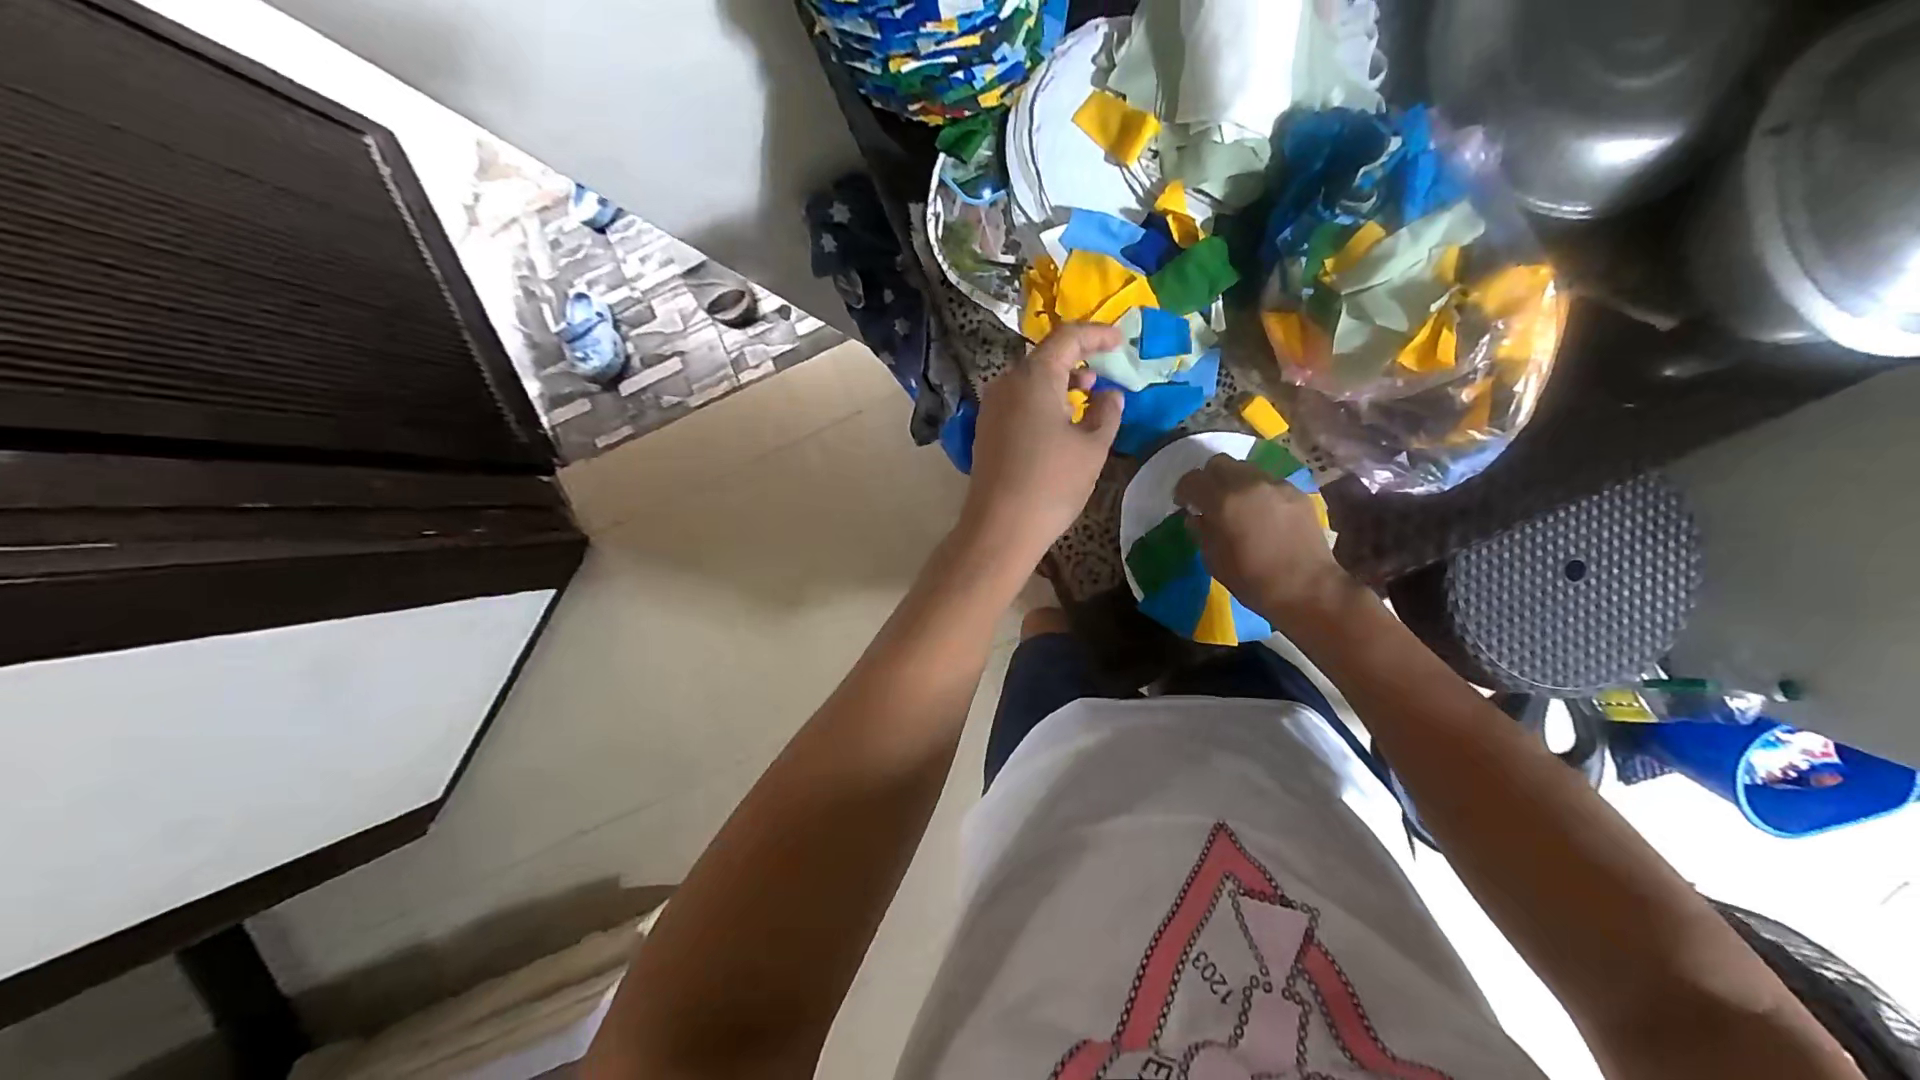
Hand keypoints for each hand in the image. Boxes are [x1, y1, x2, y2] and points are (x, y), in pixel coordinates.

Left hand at [961, 323, 1124, 559]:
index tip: (1121, 342)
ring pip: (1030, 380)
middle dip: (1079, 359)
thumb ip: (1107, 413)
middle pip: (1045, 357)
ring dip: (1061, 382)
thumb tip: (1110, 396)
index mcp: (1033, 378)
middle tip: (1106, 372)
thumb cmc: (1051, 483)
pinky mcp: (986, 430)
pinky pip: (1018, 401)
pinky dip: (1043, 400)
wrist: (999, 528)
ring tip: (1088, 397)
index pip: (1067, 338)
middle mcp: (1006, 384)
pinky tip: (1061, 422)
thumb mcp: (1092, 447)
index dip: (1097, 335)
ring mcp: (991, 407)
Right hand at [1174, 455, 1353, 627]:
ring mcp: (1276, 485)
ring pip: (1246, 469)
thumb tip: (1197, 516)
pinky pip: (1269, 482)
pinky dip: (1259, 491)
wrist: (1307, 588)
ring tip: (1238, 504)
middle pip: (1219, 463)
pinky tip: (1263, 513)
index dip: (1183, 490)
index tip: (1184, 504)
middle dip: (1209, 478)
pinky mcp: (1297, 492)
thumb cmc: (1252, 579)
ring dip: (1235, 482)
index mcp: (1222, 501)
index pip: (1192, 480)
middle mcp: (1248, 484)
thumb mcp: (1213, 560)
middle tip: (1209, 499)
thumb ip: (1201, 531)